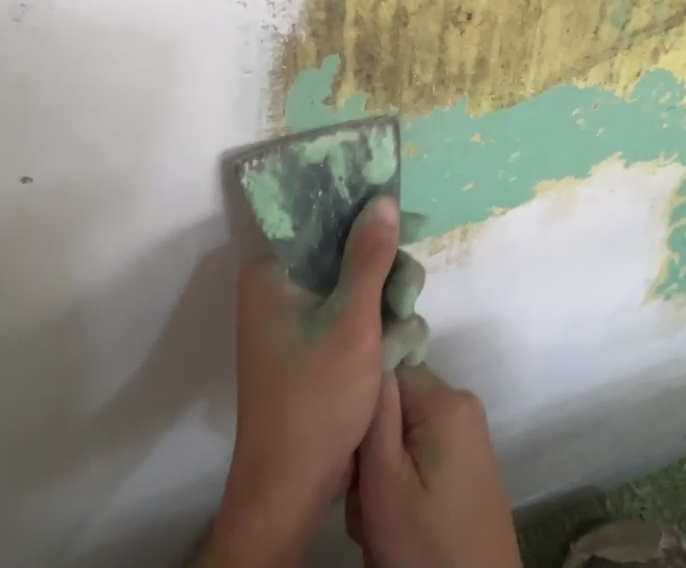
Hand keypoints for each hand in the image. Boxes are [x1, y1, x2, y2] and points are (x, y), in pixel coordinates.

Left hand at [198, 196, 404, 566]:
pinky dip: (378, 329)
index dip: (369, 215)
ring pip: (358, 286)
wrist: (292, 484)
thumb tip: (384, 200)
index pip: (324, 219)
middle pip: (347, 252)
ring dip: (388, 307)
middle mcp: (280, 287)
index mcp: (272, 271)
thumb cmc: (315, 398)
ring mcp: (297, 318)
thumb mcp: (351, 322)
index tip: (413, 222)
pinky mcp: (315, 344)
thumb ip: (369, 257)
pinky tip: (397, 351)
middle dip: (386, 274)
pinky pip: (354, 316)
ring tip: (402, 339)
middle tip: (407, 298)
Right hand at [350, 365, 520, 567]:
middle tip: (366, 494)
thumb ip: (376, 411)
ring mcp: (467, 433)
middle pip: (393, 403)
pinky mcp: (466, 460)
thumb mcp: (384, 478)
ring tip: (380, 514)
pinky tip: (397, 517)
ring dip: (381, 471)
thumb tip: (370, 352)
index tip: (353, 451)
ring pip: (400, 432)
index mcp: (446, 400)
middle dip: (370, 447)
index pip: (385, 371)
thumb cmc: (425, 544)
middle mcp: (462, 404)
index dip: (361, 408)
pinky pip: (418, 452)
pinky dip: (400, 481)